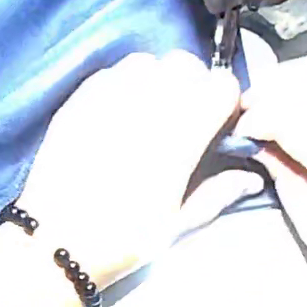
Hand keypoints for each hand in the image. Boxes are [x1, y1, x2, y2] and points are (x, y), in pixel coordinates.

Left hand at [14, 50, 261, 289]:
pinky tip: (119, 120)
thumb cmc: (123, 240)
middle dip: (193, 88)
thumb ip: (217, 193)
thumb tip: (250, 178)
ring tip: (149, 118)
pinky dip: (124, 87)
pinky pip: (113, 73)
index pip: (221, 85)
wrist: (57, 243)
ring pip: (148, 63)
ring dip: (158, 83)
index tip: (217, 126)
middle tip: (184, 124)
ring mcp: (109, 96)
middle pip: (186, 65)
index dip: (224, 104)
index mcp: (180, 134)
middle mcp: (147, 103)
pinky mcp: (79, 98)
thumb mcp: (177, 225)